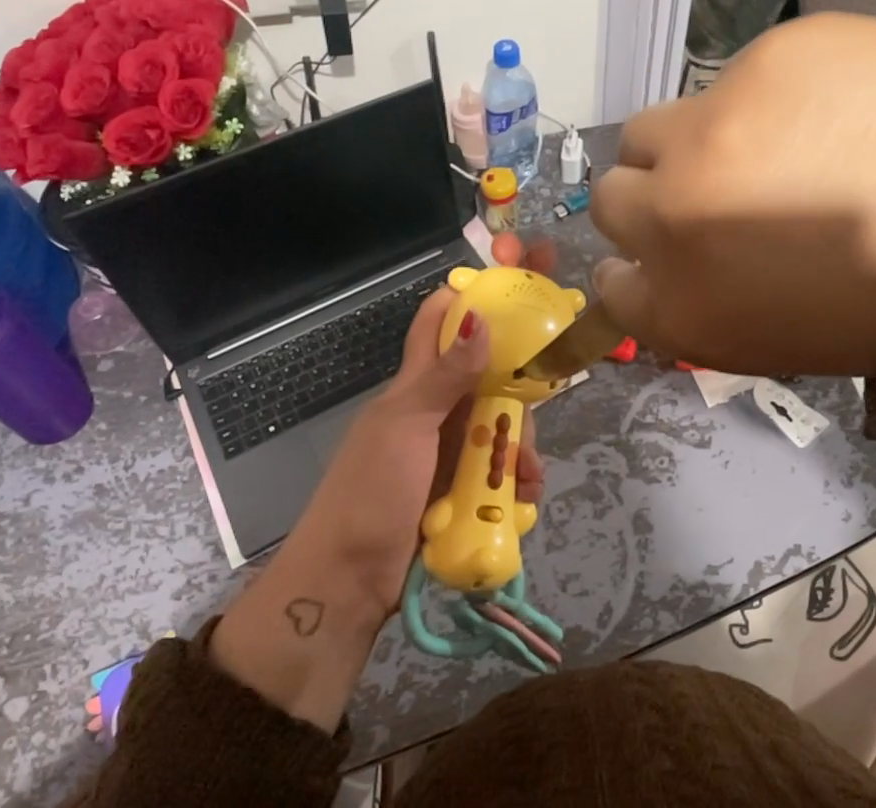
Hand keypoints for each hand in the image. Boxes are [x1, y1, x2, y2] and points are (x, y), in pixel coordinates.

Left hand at [209, 288, 542, 730]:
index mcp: (413, 389)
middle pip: (487, 385)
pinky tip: (524, 502)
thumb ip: (446, 377)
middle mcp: (432, 416)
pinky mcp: (456, 496)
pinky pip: (495, 479)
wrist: (347, 584)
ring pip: (497, 435)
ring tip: (528, 482)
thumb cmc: (371, 494)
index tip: (514, 291)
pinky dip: (512, 488)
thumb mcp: (407, 428)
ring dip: (518, 455)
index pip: (438, 328)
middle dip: (516, 402)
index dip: (468, 302)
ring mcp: (444, 458)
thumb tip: (479, 317)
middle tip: (528, 426)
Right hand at [590, 13, 875, 374]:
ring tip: (761, 146)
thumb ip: (708, 305)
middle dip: (651, 202)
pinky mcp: (760, 62)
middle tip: (714, 196)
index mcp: (685, 309)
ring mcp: (708, 133)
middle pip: (610, 200)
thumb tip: (681, 262)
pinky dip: (759, 102)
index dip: (637, 271)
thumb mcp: (783, 340)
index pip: (611, 289)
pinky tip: (827, 110)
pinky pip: (727, 84)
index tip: (667, 258)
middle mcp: (672, 219)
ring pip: (649, 131)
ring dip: (686, 145)